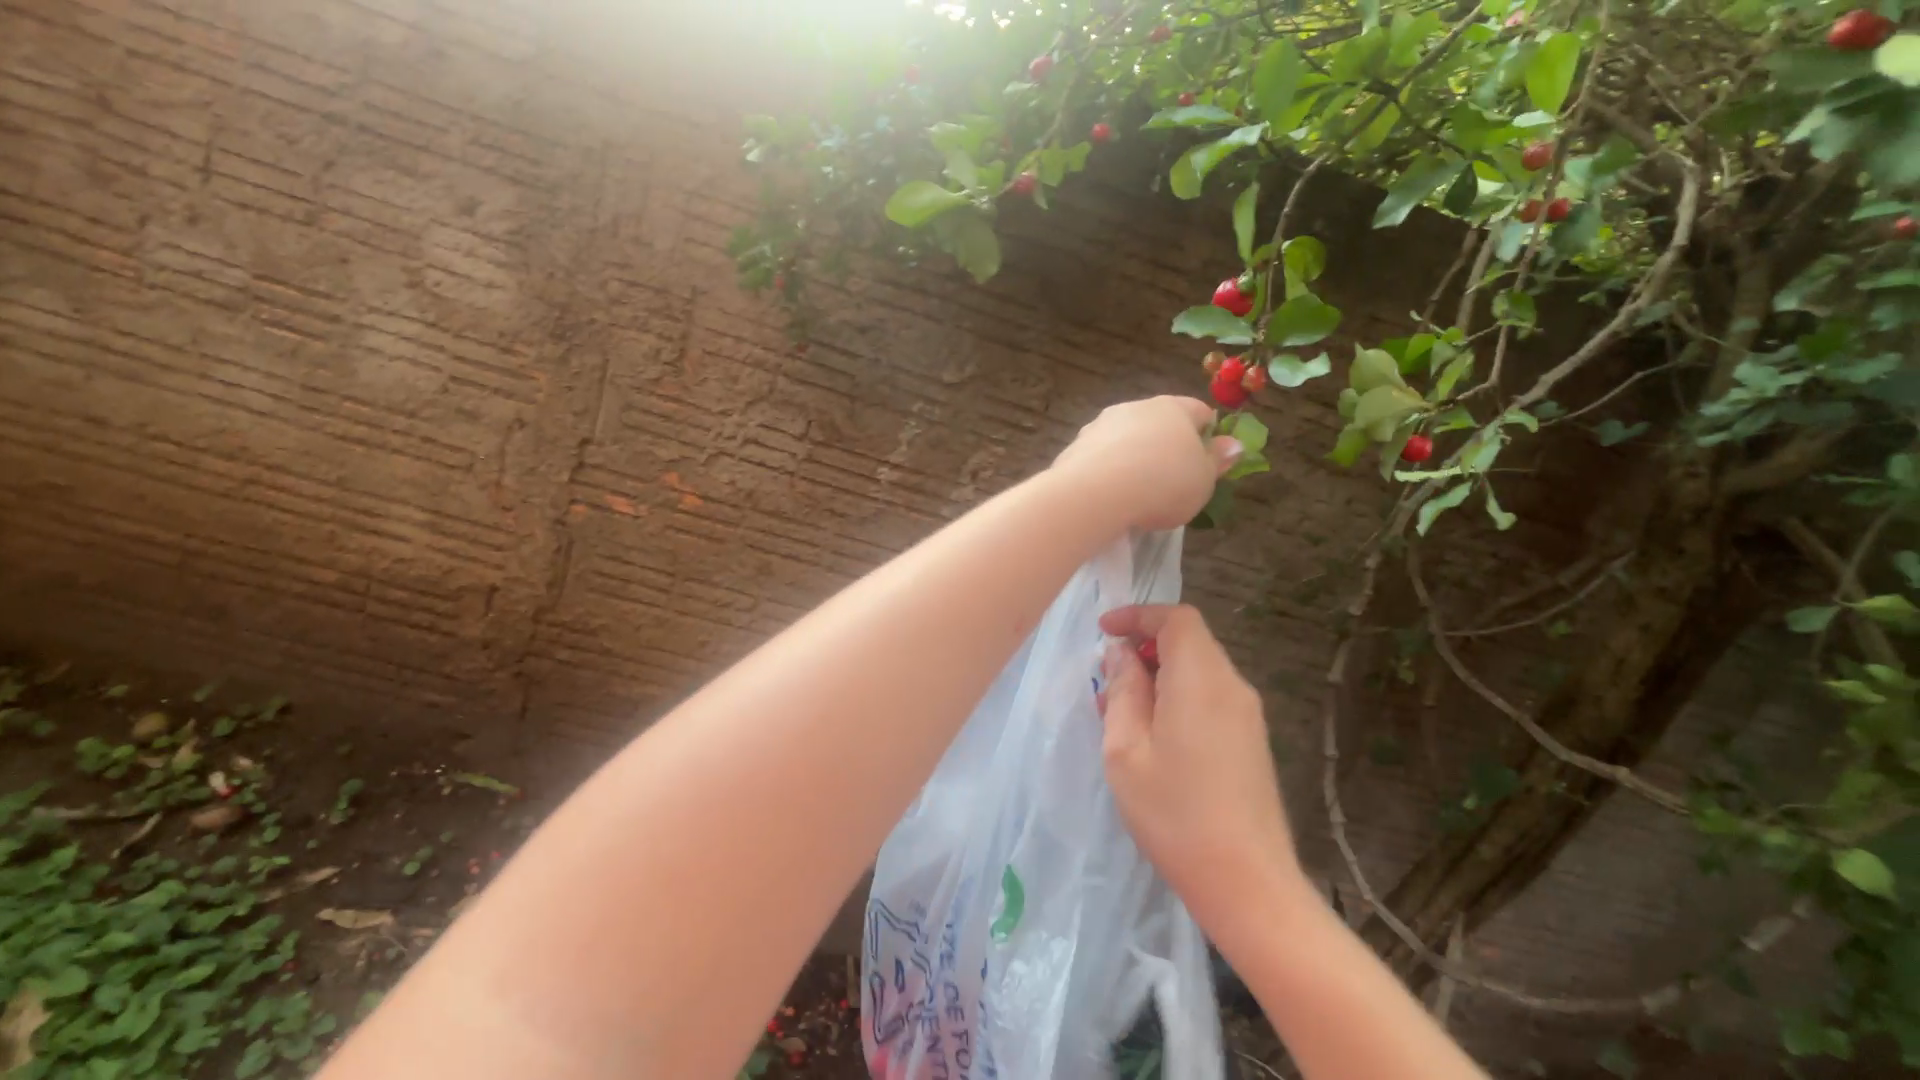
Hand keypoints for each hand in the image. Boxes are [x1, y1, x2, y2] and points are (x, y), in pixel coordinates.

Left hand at [1051, 396, 1242, 530]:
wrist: (1097, 493)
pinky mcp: (1075, 447)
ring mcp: (1101, 425)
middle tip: (1174, 478)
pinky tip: (1110, 496)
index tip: (1208, 458)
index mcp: (1174, 408)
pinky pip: (1100, 457)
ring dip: (1134, 455)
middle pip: (1159, 422)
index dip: (1208, 433)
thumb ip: (1217, 461)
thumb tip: (1234, 444)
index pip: (1199, 411)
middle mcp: (1135, 408)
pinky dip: (1108, 471)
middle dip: (1167, 444)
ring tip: (1139, 489)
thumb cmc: (1165, 483)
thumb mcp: (1204, 480)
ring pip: (1126, 437)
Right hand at [1097, 604, 1299, 925]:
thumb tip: (1122, 656)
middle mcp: (1232, 687)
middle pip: (1191, 642)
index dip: (1138, 616)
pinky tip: (1154, 735)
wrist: (1246, 880)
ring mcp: (1248, 715)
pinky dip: (1179, 696)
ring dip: (1160, 674)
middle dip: (1145, 646)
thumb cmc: (1175, 814)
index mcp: (1201, 680)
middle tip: (1107, 677)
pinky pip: (1211, 697)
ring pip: (1201, 671)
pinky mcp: (1252, 741)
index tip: (1104, 631)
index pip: (1176, 619)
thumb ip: (1123, 693)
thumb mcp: (1127, 751)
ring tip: (1122, 709)